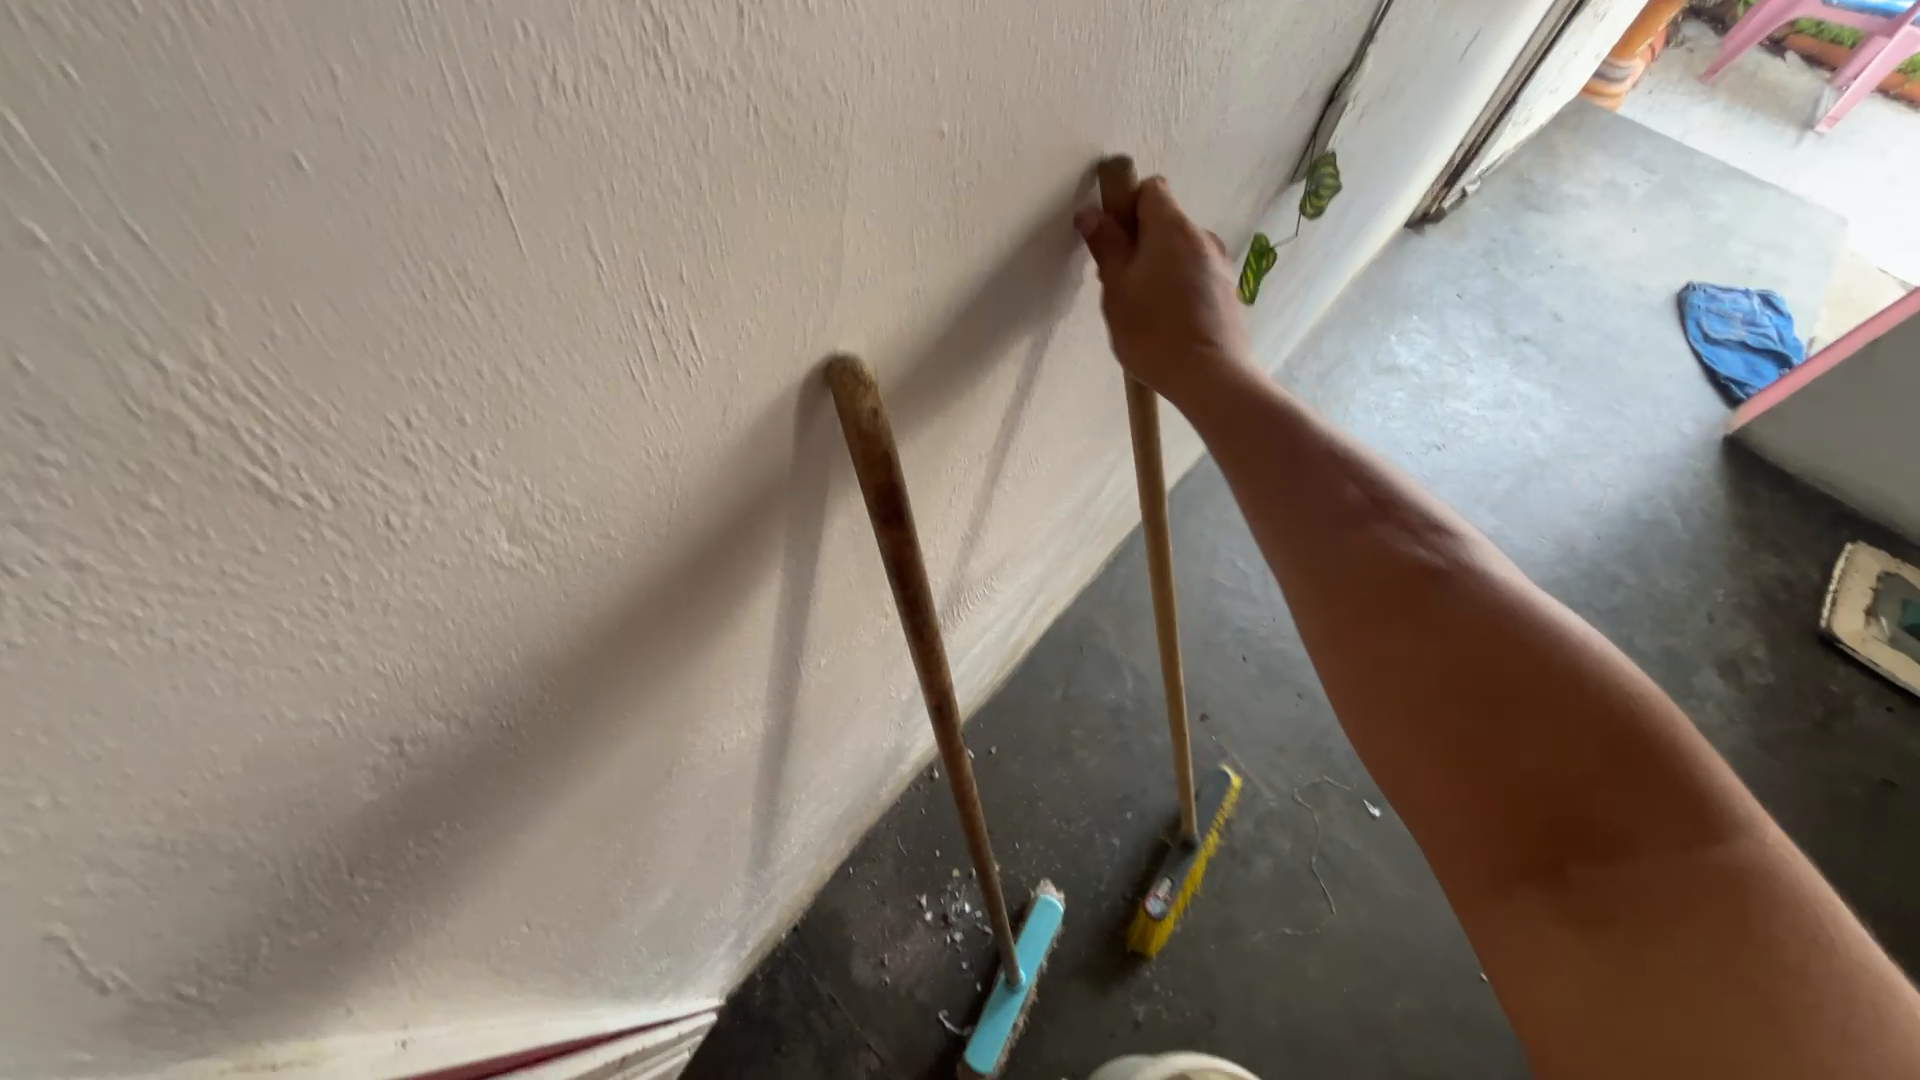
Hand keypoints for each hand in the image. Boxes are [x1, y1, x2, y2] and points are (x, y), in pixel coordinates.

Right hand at [1073, 177, 1253, 405]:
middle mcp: (1201, 237)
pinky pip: (1194, 277)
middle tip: (1118, 283)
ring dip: (1157, 268)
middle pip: (1164, 223)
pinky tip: (1165, 323)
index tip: (1110, 239)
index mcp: (1172, 228)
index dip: (1126, 206)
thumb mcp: (1116, 289)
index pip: (1150, 190)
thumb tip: (1091, 213)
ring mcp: (1219, 265)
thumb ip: (1106, 246)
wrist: (1209, 376)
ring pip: (1180, 253)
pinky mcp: (1227, 293)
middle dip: (1138, 243)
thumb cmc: (1153, 331)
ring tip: (1142, 310)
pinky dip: (1177, 288)